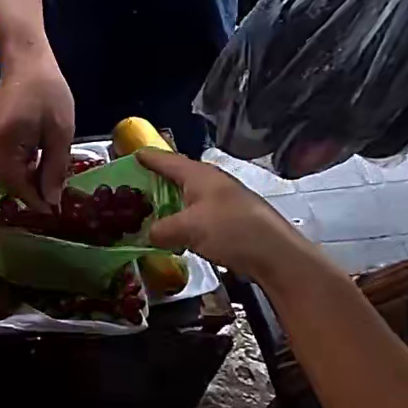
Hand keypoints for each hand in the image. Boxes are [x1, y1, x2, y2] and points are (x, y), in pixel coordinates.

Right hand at [0, 0, 74, 209]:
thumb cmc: (47, 91)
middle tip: (56, 202)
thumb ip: (55, 169)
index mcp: (1, 146)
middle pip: (7, 183)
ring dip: (27, 182)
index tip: (56, 212)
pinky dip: (22, 169)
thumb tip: (51, 202)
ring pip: (6, 174)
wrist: (26, 59)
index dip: (36, 202)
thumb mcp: (60, 132)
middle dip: (31, 194)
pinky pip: (5, 162)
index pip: (16, 187)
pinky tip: (41, 167)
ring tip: (51, 186)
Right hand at [137, 148, 324, 284]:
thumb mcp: (188, 228)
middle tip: (133, 191)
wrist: (274, 254)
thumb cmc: (231, 230)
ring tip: (149, 215)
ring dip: (169, 206)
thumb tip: (149, 234)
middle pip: (177, 178)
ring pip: (188, 199)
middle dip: (156, 183)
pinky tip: (175, 236)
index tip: (132, 154)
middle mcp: (211, 183)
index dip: (148, 157)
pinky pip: (197, 217)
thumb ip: (162, 230)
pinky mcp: (229, 221)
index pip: (167, 160)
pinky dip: (182, 222)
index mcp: (199, 175)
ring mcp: (222, 202)